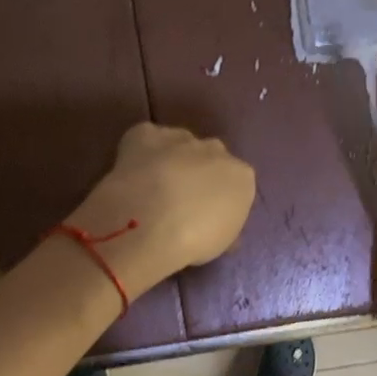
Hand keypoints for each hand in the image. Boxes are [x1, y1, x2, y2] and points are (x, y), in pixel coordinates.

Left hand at [66, 123, 256, 295]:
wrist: (152, 224)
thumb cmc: (195, 241)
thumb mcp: (222, 242)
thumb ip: (223, 221)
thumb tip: (216, 220)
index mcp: (242, 177)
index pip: (235, 184)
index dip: (218, 199)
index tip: (205, 216)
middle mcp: (216, 149)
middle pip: (209, 158)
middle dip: (197, 175)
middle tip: (180, 202)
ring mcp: (180, 137)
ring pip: (179, 145)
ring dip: (171, 161)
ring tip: (153, 189)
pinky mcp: (145, 133)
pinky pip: (147, 139)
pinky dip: (142, 153)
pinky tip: (134, 174)